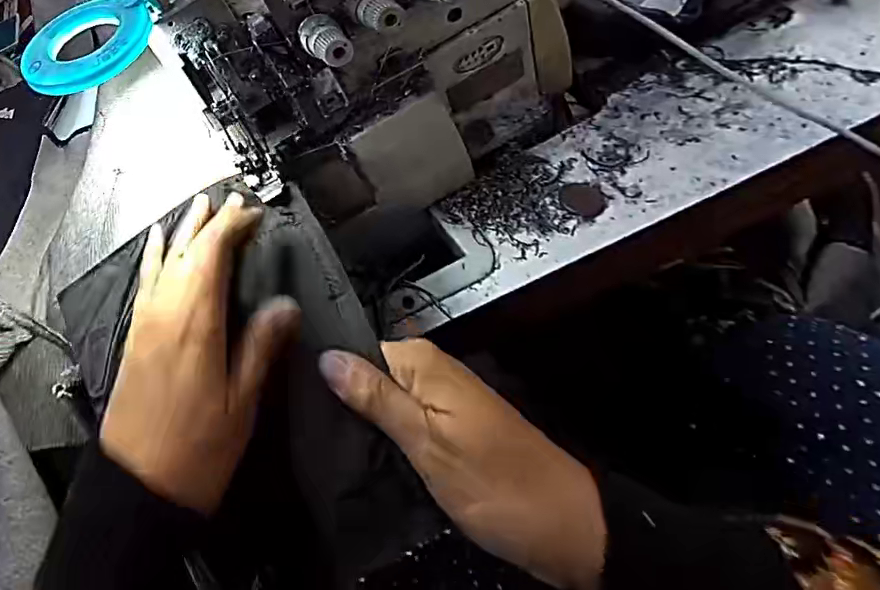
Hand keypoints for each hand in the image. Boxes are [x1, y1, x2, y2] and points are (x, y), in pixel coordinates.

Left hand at [101, 192, 300, 514]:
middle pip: (188, 249)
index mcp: (197, 322)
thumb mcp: (240, 403)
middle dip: (211, 221)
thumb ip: (261, 347)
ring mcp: (147, 318)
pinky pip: (145, 277)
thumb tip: (286, 305)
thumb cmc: (195, 449)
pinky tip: (155, 240)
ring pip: (165, 257)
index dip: (232, 227)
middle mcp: (167, 310)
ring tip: (200, 207)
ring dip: (184, 229)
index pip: (213, 255)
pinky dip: (153, 253)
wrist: (135, 483)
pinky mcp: (135, 331)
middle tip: (232, 201)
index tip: (252, 213)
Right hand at [320, 339, 605, 589]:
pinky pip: (405, 417)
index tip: (311, 406)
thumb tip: (327, 358)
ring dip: (370, 425)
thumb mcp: (426, 443)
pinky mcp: (449, 422)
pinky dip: (392, 437)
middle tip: (331, 438)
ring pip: (385, 400)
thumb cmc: (498, 484)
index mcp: (420, 360)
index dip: (333, 379)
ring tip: (349, 450)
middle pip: (368, 375)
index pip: (355, 351)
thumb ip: (375, 397)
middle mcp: (431, 368)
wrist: (568, 529)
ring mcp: (442, 396)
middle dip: (350, 405)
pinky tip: (379, 457)